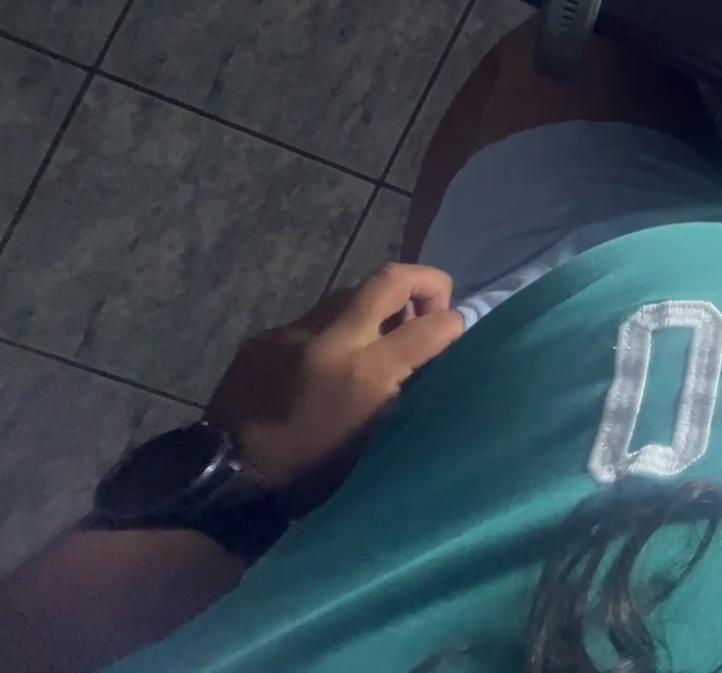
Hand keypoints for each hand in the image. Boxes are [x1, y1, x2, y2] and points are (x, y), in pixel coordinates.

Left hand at [205, 264, 463, 514]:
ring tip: (379, 339)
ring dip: (379, 306)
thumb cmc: (319, 467)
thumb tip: (440, 348)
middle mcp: (331, 340)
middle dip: (427, 284)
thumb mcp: (385, 431)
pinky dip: (335, 330)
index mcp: (367, 371)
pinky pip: (315, 318)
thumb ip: (415, 381)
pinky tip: (327, 362)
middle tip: (429, 311)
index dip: (457, 324)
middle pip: (393, 278)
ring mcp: (291, 333)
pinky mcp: (262, 338)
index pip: (436, 323)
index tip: (454, 337)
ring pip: (353, 292)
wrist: (224, 485)